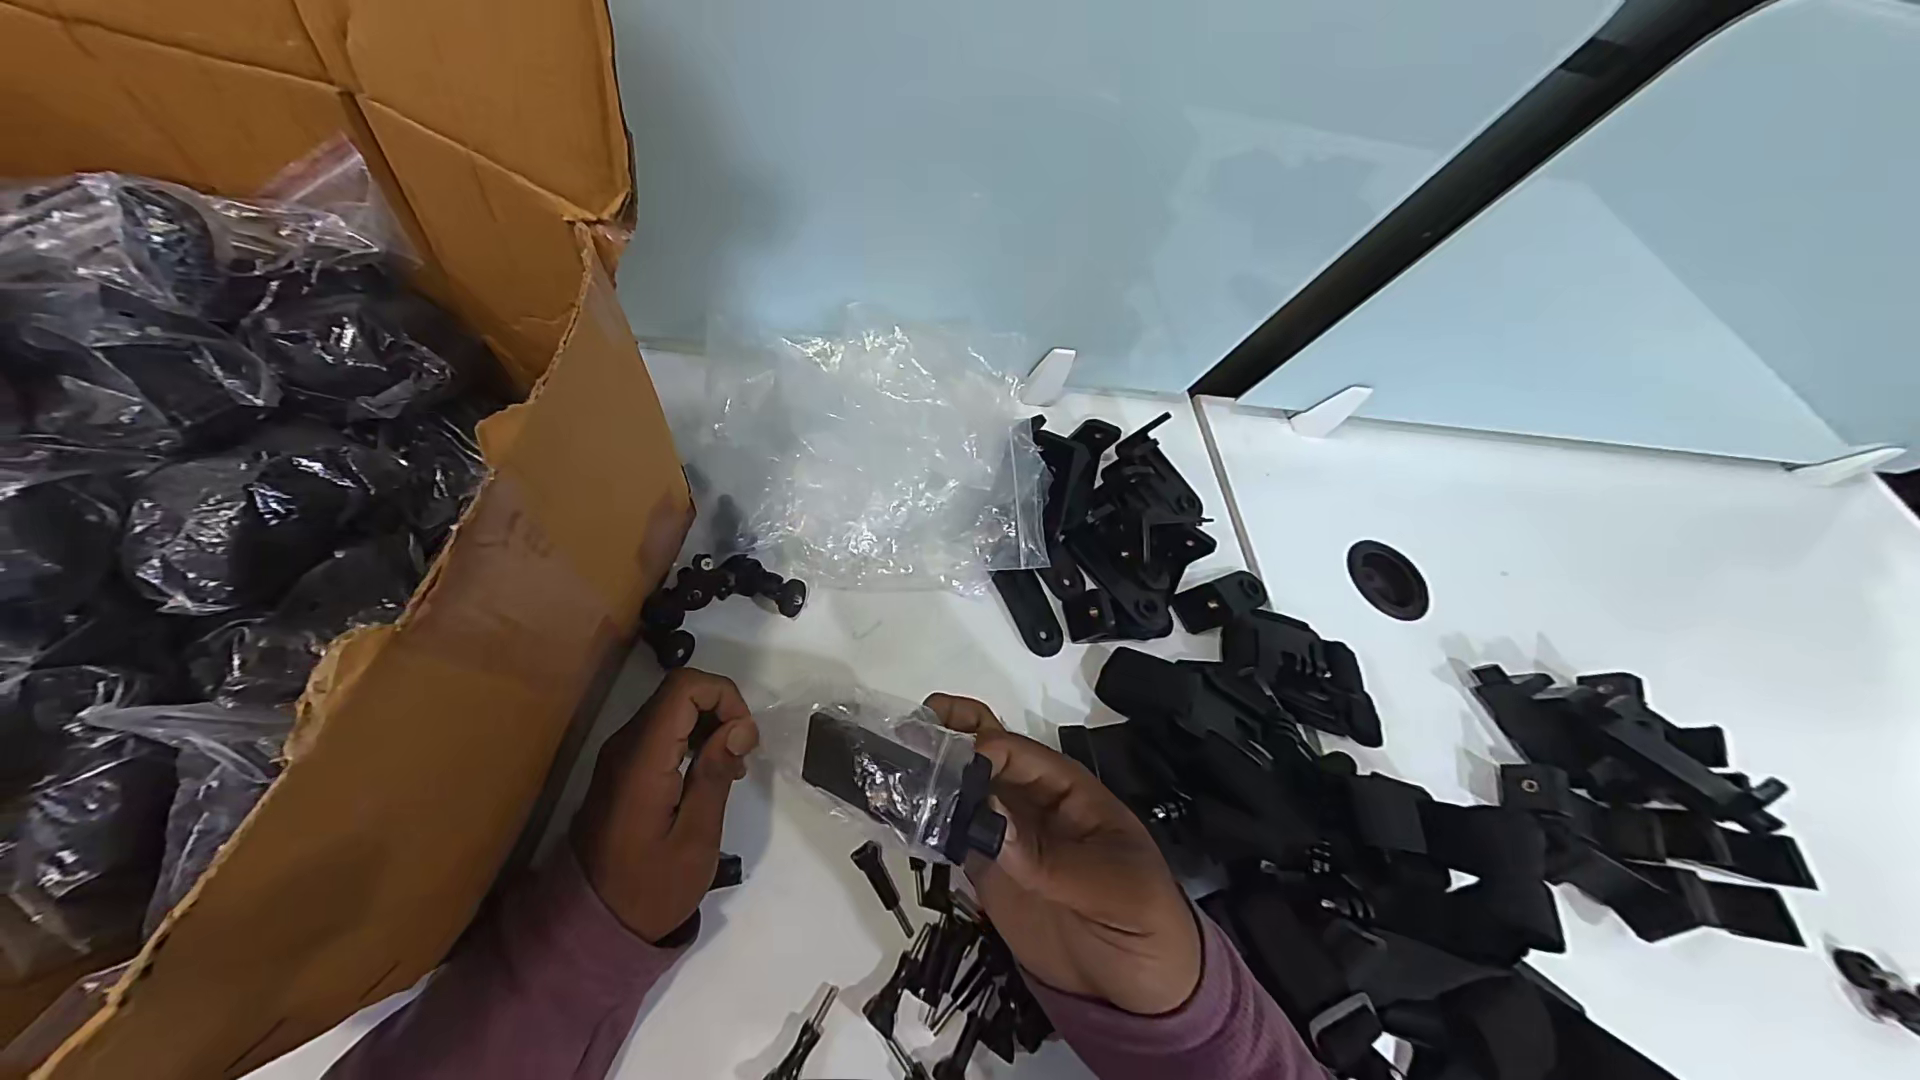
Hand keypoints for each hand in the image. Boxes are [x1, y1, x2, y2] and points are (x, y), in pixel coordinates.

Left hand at [572, 668, 758, 942]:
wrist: (590, 928)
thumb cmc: (649, 891)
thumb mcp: (695, 841)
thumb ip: (715, 776)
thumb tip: (740, 726)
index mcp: (641, 761)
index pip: (683, 688)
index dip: (724, 695)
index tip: (744, 737)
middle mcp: (624, 746)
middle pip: (679, 691)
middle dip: (723, 709)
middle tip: (743, 755)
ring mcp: (619, 755)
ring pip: (673, 706)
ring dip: (711, 722)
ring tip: (731, 768)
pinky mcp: (622, 767)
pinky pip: (664, 729)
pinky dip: (695, 736)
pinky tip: (709, 772)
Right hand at [924, 694, 1200, 1015]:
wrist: (1137, 991)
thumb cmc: (1143, 922)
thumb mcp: (1112, 890)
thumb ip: (1051, 859)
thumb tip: (988, 821)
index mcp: (1066, 788)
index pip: (1019, 754)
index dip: (983, 749)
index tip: (948, 763)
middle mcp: (1030, 800)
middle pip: (986, 753)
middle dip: (949, 734)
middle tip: (906, 728)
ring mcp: (1005, 833)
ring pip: (962, 789)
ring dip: (930, 776)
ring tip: (887, 770)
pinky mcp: (986, 868)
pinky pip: (952, 834)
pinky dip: (925, 823)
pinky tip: (896, 816)